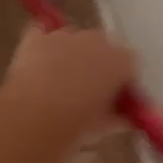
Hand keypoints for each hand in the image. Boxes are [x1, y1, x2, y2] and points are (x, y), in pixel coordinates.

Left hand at [0, 25, 135, 140]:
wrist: (31, 117)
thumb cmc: (75, 126)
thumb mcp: (104, 127)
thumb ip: (119, 115)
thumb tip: (124, 116)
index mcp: (120, 60)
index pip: (131, 65)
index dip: (124, 83)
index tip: (118, 102)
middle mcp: (96, 40)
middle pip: (104, 48)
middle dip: (100, 66)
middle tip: (90, 94)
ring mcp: (65, 35)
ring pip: (75, 41)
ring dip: (72, 56)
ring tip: (59, 86)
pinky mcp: (37, 37)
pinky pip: (43, 35)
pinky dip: (43, 46)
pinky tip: (38, 65)